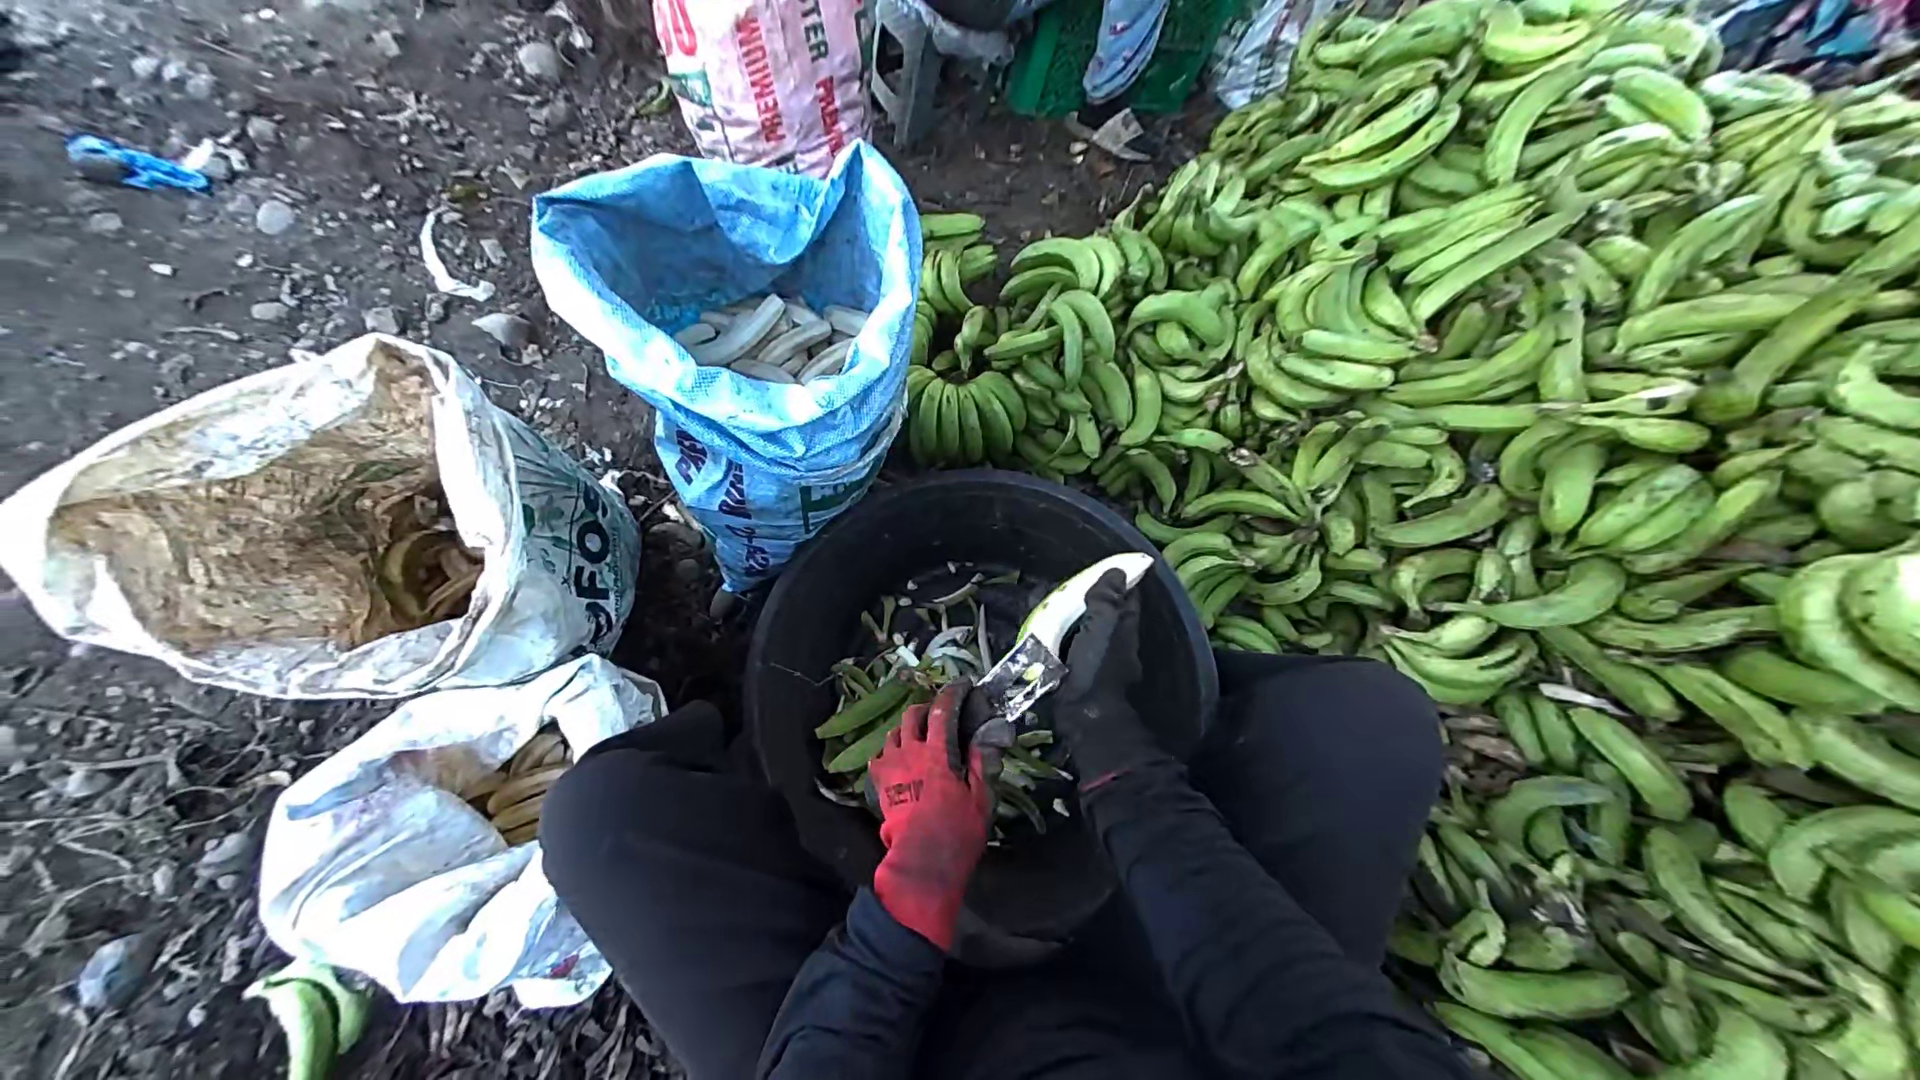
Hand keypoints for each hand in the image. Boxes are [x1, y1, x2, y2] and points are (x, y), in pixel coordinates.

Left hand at [869, 681, 991, 949]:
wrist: (920, 864)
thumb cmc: (956, 832)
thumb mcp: (981, 799)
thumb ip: (981, 763)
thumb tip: (984, 736)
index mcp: (937, 754)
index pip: (943, 711)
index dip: (952, 693)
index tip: (962, 685)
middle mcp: (910, 753)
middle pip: (912, 715)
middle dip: (926, 708)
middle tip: (939, 715)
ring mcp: (891, 768)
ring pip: (893, 733)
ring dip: (907, 730)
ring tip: (918, 738)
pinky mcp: (879, 785)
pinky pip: (880, 757)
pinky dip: (890, 752)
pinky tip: (900, 760)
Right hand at [1052, 568, 1158, 783]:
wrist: (1084, 717)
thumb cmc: (1096, 669)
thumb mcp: (1102, 627)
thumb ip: (1106, 600)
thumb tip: (1116, 571)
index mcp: (1124, 629)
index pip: (1128, 597)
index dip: (1120, 580)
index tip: (1103, 567)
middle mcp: (1115, 643)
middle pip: (1105, 613)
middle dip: (1090, 598)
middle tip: (1066, 586)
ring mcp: (1098, 661)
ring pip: (1086, 630)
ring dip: (1072, 617)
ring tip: (1049, 605)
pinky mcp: (1078, 674)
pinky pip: (1069, 647)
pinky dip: (1059, 637)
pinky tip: (1043, 632)